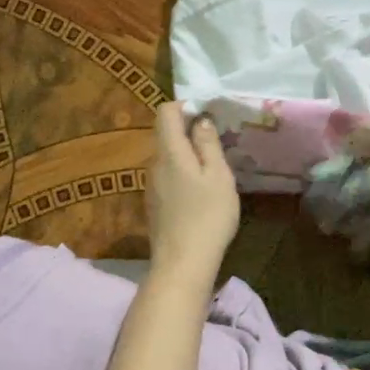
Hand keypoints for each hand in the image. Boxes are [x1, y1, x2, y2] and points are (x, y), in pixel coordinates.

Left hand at [147, 102, 239, 282]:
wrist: (183, 263)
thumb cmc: (207, 216)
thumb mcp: (218, 176)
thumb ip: (208, 144)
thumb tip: (200, 120)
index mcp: (169, 151)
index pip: (166, 111)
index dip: (186, 106)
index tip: (209, 115)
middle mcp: (154, 164)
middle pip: (166, 135)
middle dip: (189, 132)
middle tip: (218, 143)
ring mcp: (151, 186)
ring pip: (168, 158)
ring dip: (188, 156)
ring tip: (214, 170)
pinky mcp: (155, 205)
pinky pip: (168, 178)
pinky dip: (184, 175)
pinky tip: (201, 194)